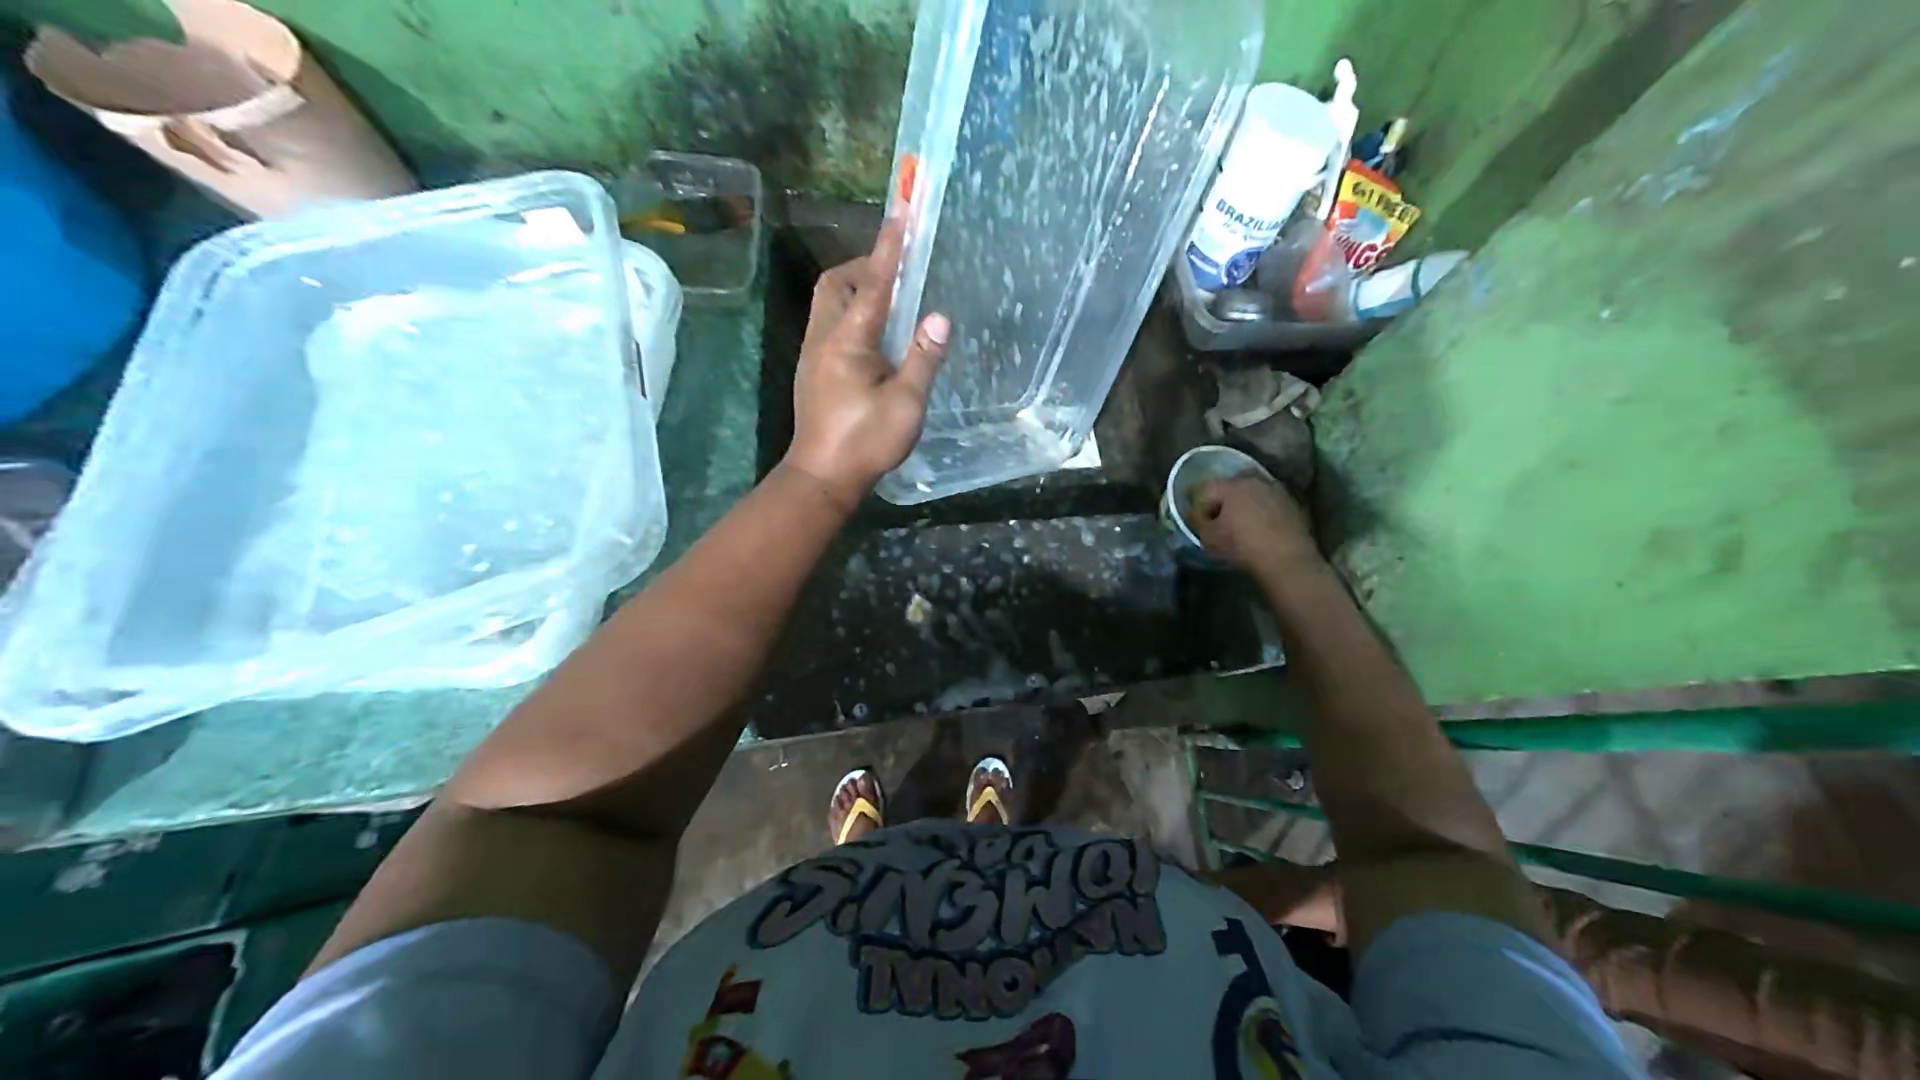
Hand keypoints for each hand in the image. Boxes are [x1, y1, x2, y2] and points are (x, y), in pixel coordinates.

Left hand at [784, 215, 948, 508]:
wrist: (822, 478)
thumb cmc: (865, 442)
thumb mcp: (905, 404)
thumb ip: (923, 358)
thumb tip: (941, 317)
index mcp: (847, 341)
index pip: (872, 283)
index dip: (889, 249)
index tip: (901, 215)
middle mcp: (823, 338)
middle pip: (835, 283)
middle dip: (863, 267)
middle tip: (896, 273)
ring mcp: (812, 355)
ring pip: (827, 304)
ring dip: (854, 291)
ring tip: (889, 302)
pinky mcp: (812, 372)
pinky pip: (829, 326)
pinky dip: (850, 315)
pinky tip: (873, 337)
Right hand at [1190, 475, 1322, 575]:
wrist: (1286, 559)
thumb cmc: (1241, 545)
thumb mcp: (1208, 537)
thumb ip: (1198, 520)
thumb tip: (1196, 512)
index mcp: (1231, 486)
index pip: (1206, 490)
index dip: (1199, 507)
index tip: (1200, 523)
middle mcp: (1255, 481)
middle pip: (1232, 486)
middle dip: (1224, 501)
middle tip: (1221, 520)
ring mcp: (1277, 490)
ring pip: (1253, 493)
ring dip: (1246, 504)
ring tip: (1243, 524)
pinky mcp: (1293, 503)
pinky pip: (1270, 503)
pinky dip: (1263, 511)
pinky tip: (1261, 528)